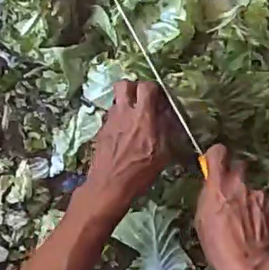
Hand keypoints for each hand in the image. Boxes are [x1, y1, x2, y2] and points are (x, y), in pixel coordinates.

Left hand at [79, 81, 170, 217]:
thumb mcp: (163, 153)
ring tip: (133, 119)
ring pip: (116, 100)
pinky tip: (124, 135)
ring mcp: (110, 120)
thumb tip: (168, 115)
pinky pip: (111, 116)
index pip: (147, 86)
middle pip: (124, 84)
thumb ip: (166, 129)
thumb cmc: (140, 171)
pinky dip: (118, 119)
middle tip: (141, 100)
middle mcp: (124, 113)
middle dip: (133, 87)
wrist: (109, 185)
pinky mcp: (101, 130)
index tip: (159, 98)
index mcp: (143, 116)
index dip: (154, 88)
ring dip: (125, 104)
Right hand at [194, 145, 268, 269]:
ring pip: (252, 187)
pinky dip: (260, 209)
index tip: (215, 162)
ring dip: (248, 197)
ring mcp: (259, 193)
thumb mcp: (201, 218)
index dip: (216, 155)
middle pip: (238, 166)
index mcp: (218, 184)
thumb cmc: (217, 244)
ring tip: (245, 218)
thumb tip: (211, 185)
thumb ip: (208, 195)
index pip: (218, 152)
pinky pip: (264, 201)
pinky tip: (257, 224)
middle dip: (235, 176)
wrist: (247, 262)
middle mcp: (240, 183)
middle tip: (231, 194)